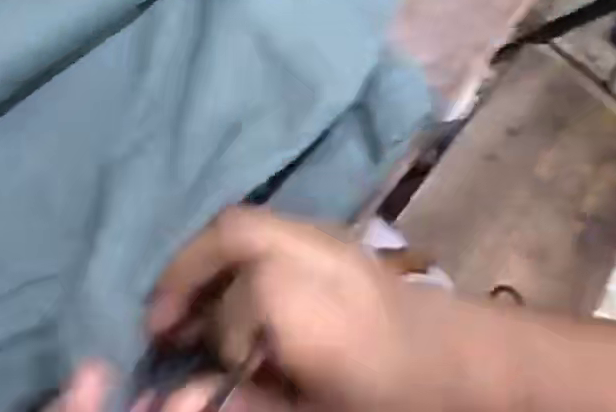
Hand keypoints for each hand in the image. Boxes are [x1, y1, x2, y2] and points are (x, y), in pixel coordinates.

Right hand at [144, 208, 437, 411]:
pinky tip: (229, 291)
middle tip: (161, 318)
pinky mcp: (332, 234)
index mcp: (321, 307)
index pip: (243, 292)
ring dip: (208, 256)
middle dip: (188, 265)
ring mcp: (329, 235)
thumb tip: (178, 398)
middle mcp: (321, 255)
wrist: (454, 359)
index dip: (212, 331)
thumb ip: (249, 402)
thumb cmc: (387, 393)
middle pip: (236, 229)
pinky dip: (234, 253)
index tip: (193, 365)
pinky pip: (267, 229)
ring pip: (249, 222)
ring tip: (187, 306)